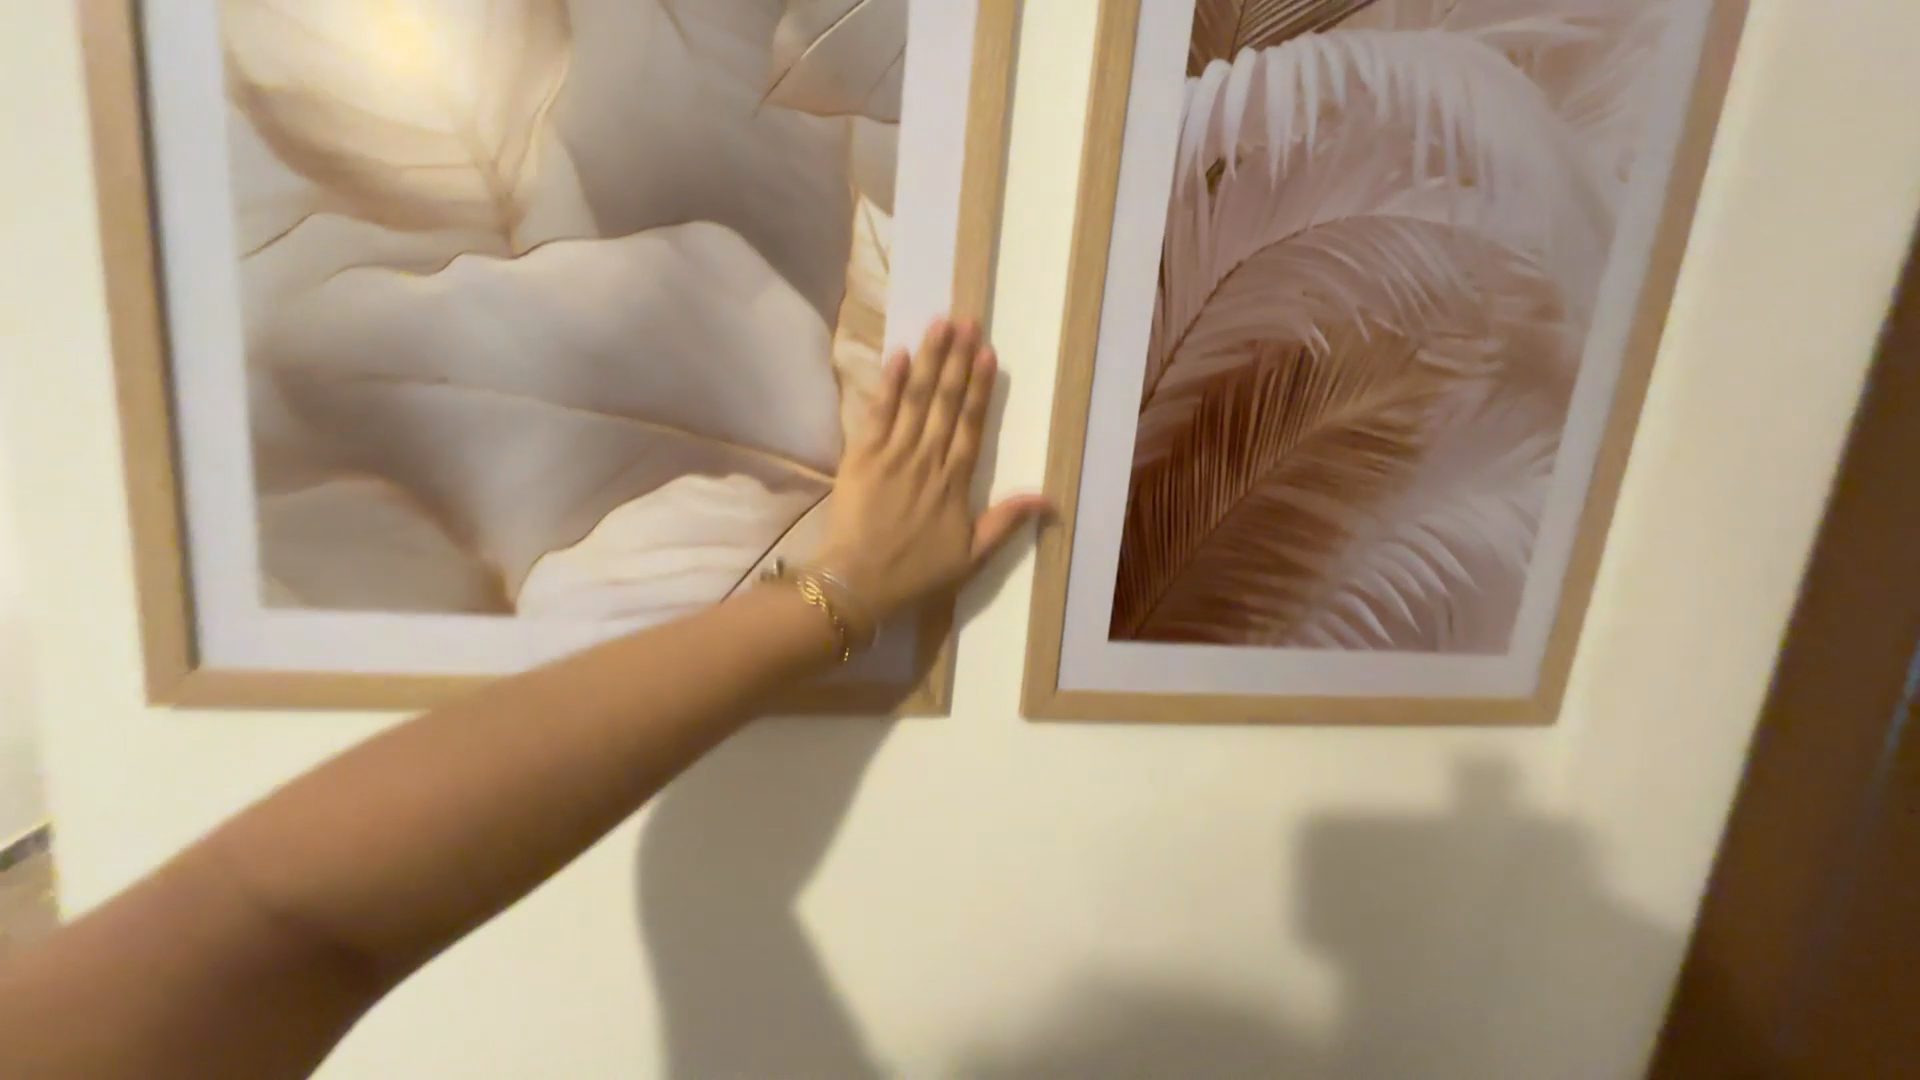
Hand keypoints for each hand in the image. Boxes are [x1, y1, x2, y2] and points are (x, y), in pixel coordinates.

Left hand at [811, 317, 1048, 623]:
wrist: (858, 582)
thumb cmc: (916, 573)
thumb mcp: (971, 555)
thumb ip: (1007, 522)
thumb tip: (1050, 500)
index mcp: (954, 482)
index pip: (970, 425)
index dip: (979, 388)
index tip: (986, 353)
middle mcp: (926, 459)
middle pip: (944, 402)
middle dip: (956, 360)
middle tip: (966, 321)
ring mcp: (892, 454)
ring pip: (914, 399)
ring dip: (928, 360)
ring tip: (939, 325)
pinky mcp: (860, 456)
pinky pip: (877, 413)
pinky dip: (888, 384)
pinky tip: (899, 355)